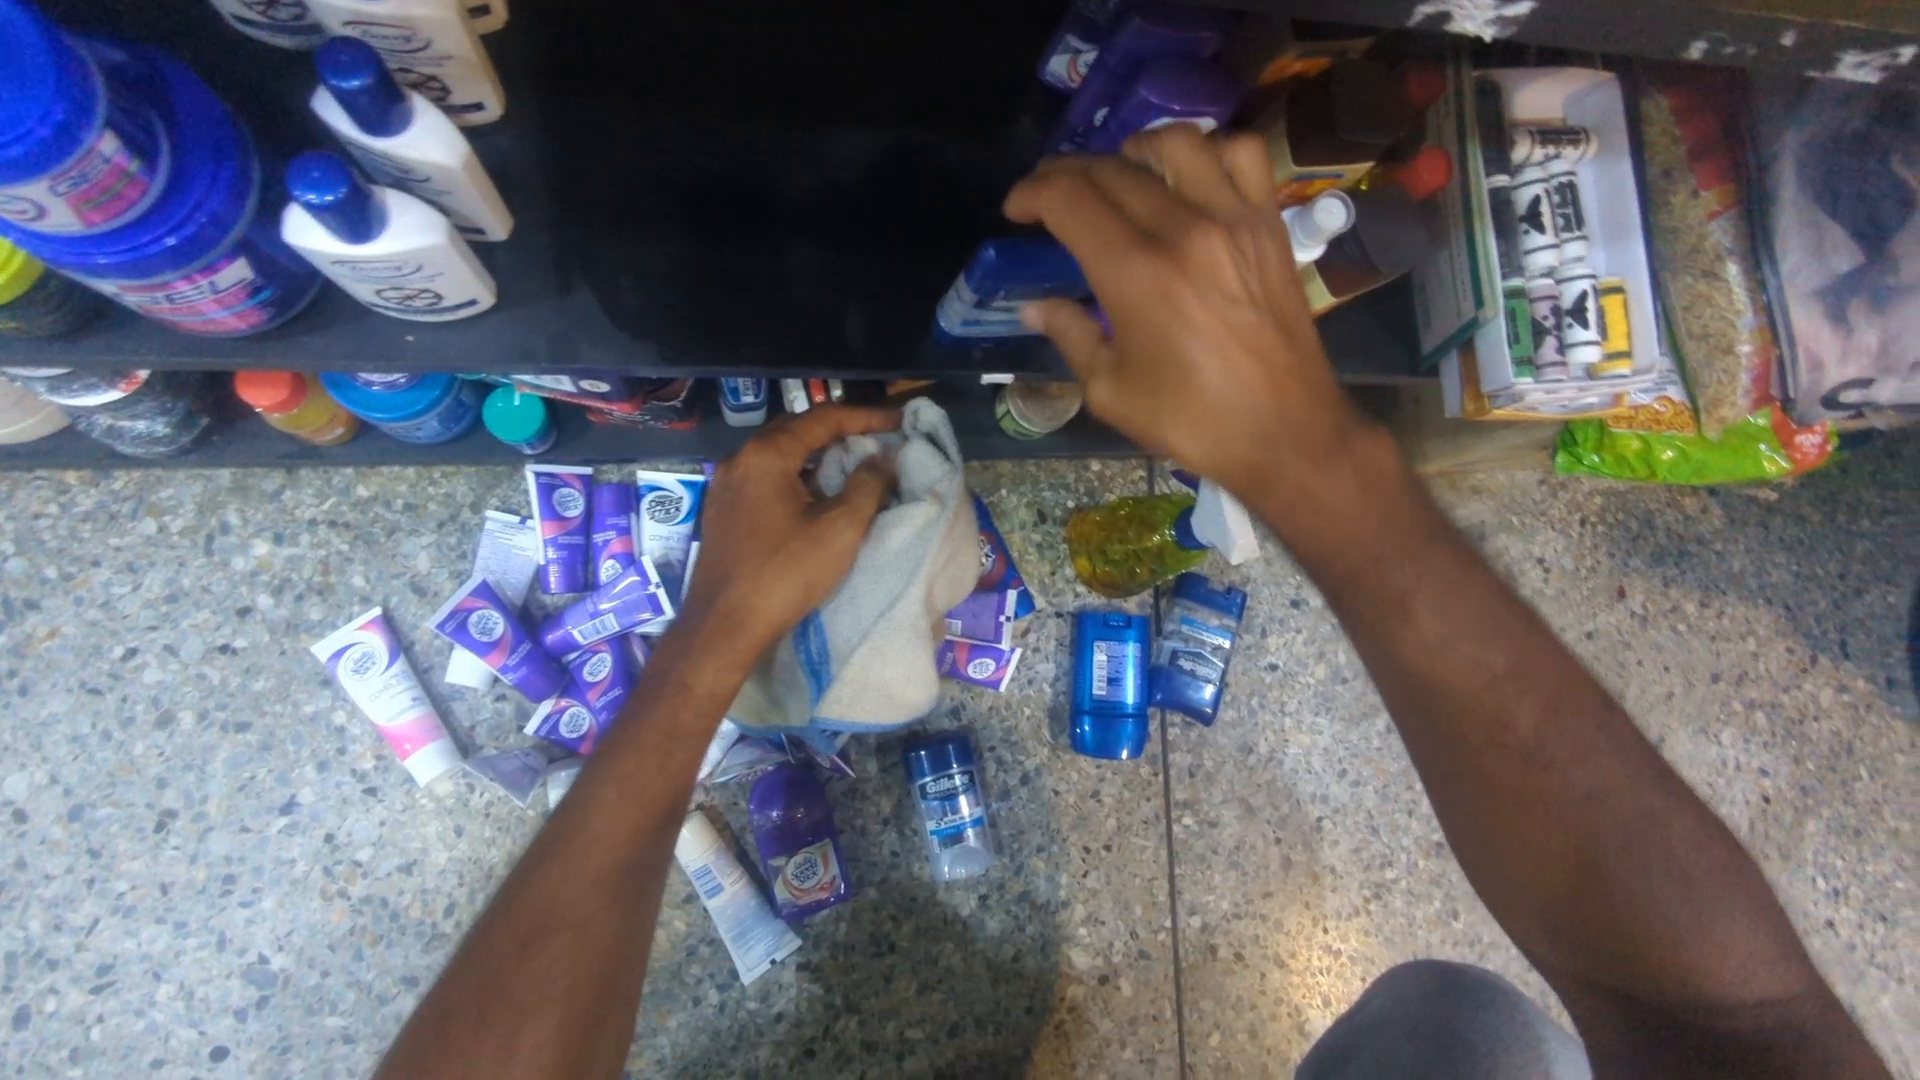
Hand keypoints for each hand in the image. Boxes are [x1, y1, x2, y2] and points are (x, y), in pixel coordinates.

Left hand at [676, 405, 900, 659]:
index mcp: (767, 454)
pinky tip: (815, 496)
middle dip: (839, 431)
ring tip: (851, 466)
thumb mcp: (840, 528)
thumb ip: (868, 485)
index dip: (866, 417)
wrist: (724, 625)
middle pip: (796, 430)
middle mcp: (740, 459)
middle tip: (876, 439)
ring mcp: (725, 486)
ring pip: (779, 455)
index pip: (823, 419)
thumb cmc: (785, 573)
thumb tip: (883, 458)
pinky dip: (796, 477)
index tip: (899, 421)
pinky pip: (765, 479)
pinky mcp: (722, 511)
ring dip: (817, 456)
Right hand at [1002, 125, 1374, 498]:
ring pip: (1176, 144)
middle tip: (1051, 199)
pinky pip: (1242, 155)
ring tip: (1119, 174)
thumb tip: (1036, 305)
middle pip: (1111, 169)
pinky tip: (1191, 177)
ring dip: (1133, 150)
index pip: (1070, 199)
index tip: (1016, 209)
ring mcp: (1233, 220)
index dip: (1032, 193)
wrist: (1282, 431)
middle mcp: (1182, 229)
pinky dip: (1209, 151)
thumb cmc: (1189, 420)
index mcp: (1134, 274)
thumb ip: (1070, 335)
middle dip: (1067, 175)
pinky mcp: (1269, 226)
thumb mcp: (1110, 391)